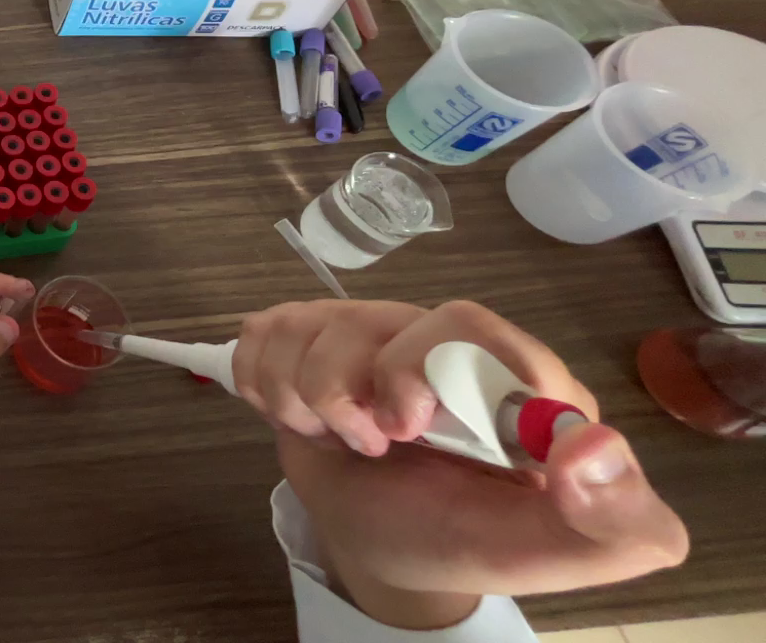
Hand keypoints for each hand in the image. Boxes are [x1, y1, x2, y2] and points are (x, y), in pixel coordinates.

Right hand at [234, 299, 688, 629]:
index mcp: (501, 375)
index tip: (404, 428)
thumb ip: (616, 520)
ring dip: (297, 400)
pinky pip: (257, 335)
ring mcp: (352, 331)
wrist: (373, 541)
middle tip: (366, 444)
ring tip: (331, 438)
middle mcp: (426, 338)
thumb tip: (590, 445)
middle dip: (339, 390)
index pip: (462, 324)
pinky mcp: (294, 337)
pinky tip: (296, 417)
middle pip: (360, 319)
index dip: (418, 365)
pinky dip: (261, 385)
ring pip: (299, 327)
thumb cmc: (457, 540)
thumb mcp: (551, 552)